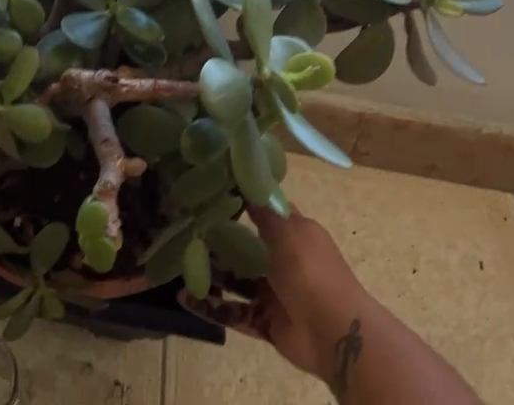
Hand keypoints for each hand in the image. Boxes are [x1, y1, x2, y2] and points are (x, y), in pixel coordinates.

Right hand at [183, 202, 370, 379]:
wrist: (334, 333)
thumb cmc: (310, 271)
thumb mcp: (286, 230)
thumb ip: (262, 209)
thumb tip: (242, 181)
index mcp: (295, 235)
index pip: (266, 212)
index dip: (242, 201)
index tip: (210, 192)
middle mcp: (285, 261)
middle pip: (245, 247)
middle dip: (217, 241)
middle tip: (185, 230)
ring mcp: (275, 293)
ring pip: (236, 280)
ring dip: (211, 274)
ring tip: (179, 264)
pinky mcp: (266, 321)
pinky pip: (233, 312)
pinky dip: (210, 307)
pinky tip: (185, 298)